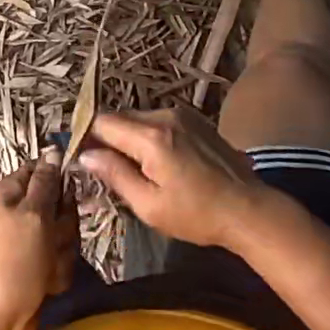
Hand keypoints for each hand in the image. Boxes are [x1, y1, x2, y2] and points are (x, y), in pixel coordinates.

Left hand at [0, 150, 77, 329]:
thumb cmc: (12, 261)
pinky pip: (62, 261)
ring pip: (66, 234)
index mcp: (13, 189)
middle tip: (51, 237)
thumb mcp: (33, 213)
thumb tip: (54, 148)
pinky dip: (58, 274)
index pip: (45, 167)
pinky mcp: (38, 268)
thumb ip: (48, 180)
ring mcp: (30, 241)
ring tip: (46, 267)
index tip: (69, 193)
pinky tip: (46, 286)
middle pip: (62, 203)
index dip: (61, 180)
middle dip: (64, 223)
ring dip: (62, 252)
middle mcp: (21, 211)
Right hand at [77, 106, 275, 249]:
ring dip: (129, 137)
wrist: (249, 209)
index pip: (103, 122)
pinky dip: (149, 135)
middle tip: (104, 167)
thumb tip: (86, 155)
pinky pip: (159, 121)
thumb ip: (115, 175)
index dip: (87, 136)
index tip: (81, 156)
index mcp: (151, 137)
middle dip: (107, 138)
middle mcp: (165, 116)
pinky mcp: (195, 119)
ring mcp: (182, 114)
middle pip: (120, 117)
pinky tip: (157, 161)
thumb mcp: (149, 205)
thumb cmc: (196, 215)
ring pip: (139, 118)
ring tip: (132, 168)